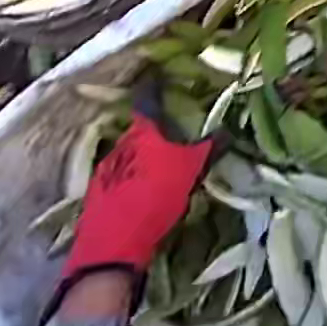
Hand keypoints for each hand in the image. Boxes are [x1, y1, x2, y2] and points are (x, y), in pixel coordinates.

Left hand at [57, 100, 213, 299]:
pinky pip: (119, 171)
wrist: (112, 247)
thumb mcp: (190, 170)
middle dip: (155, 126)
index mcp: (144, 131)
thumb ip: (209, 147)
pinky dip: (132, 172)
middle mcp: (121, 142)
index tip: (164, 78)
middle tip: (174, 128)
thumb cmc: (155, 198)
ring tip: (160, 161)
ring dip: (143, 152)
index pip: (148, 98)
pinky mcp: (98, 192)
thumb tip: (229, 130)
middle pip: (140, 125)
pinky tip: (142, 187)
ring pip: (129, 149)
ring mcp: (106, 167)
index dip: (156, 87)